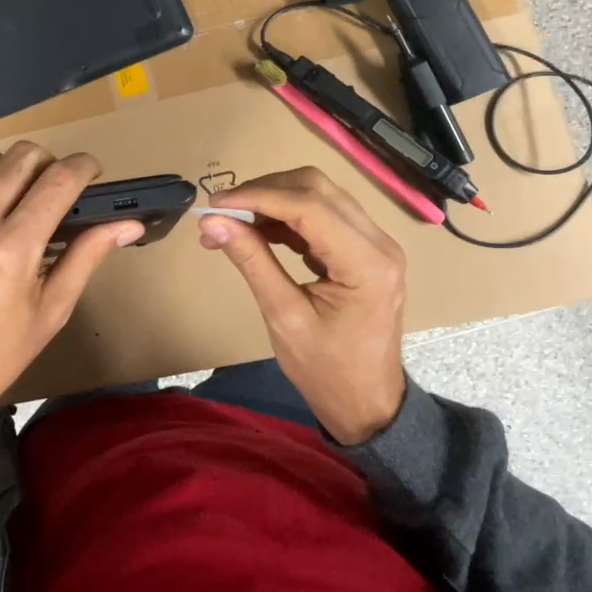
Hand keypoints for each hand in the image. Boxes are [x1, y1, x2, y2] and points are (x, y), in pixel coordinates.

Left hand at [0, 142, 143, 481]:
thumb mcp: (49, 312)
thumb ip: (86, 257)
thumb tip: (128, 224)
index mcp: (13, 250)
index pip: (59, 180)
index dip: (83, 166)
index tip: (88, 170)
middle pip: (19, 158)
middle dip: (44, 163)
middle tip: (46, 184)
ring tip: (2, 190)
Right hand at [198, 168, 408, 444]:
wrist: (368, 403)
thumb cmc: (327, 369)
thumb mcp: (283, 316)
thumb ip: (252, 261)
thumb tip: (212, 221)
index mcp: (366, 263)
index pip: (308, 207)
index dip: (257, 197)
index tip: (214, 205)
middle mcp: (379, 243)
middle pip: (315, 188)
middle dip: (263, 191)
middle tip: (221, 212)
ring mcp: (374, 243)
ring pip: (318, 194)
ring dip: (272, 199)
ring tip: (232, 223)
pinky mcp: (363, 248)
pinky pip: (322, 213)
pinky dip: (285, 215)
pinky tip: (256, 232)